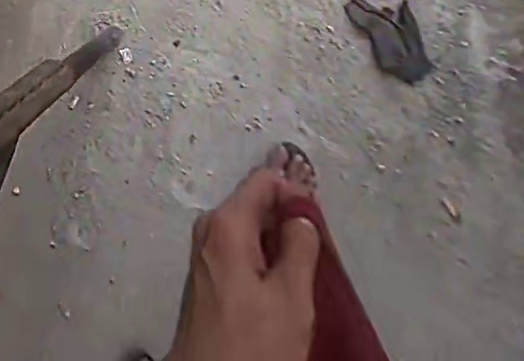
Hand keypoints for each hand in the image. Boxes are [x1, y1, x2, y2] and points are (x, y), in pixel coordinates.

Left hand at [167, 163, 320, 360]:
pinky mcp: (207, 274)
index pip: (264, 180)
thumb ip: (301, 245)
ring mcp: (205, 250)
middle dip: (286, 212)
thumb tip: (301, 214)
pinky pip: (239, 244)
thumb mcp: (291, 298)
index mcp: (227, 222)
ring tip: (305, 255)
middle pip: (254, 200)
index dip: (294, 189)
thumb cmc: (252, 345)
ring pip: (248, 224)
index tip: (318, 216)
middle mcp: (210, 226)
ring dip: (276, 233)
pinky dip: (262, 250)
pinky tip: (282, 271)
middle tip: (317, 237)